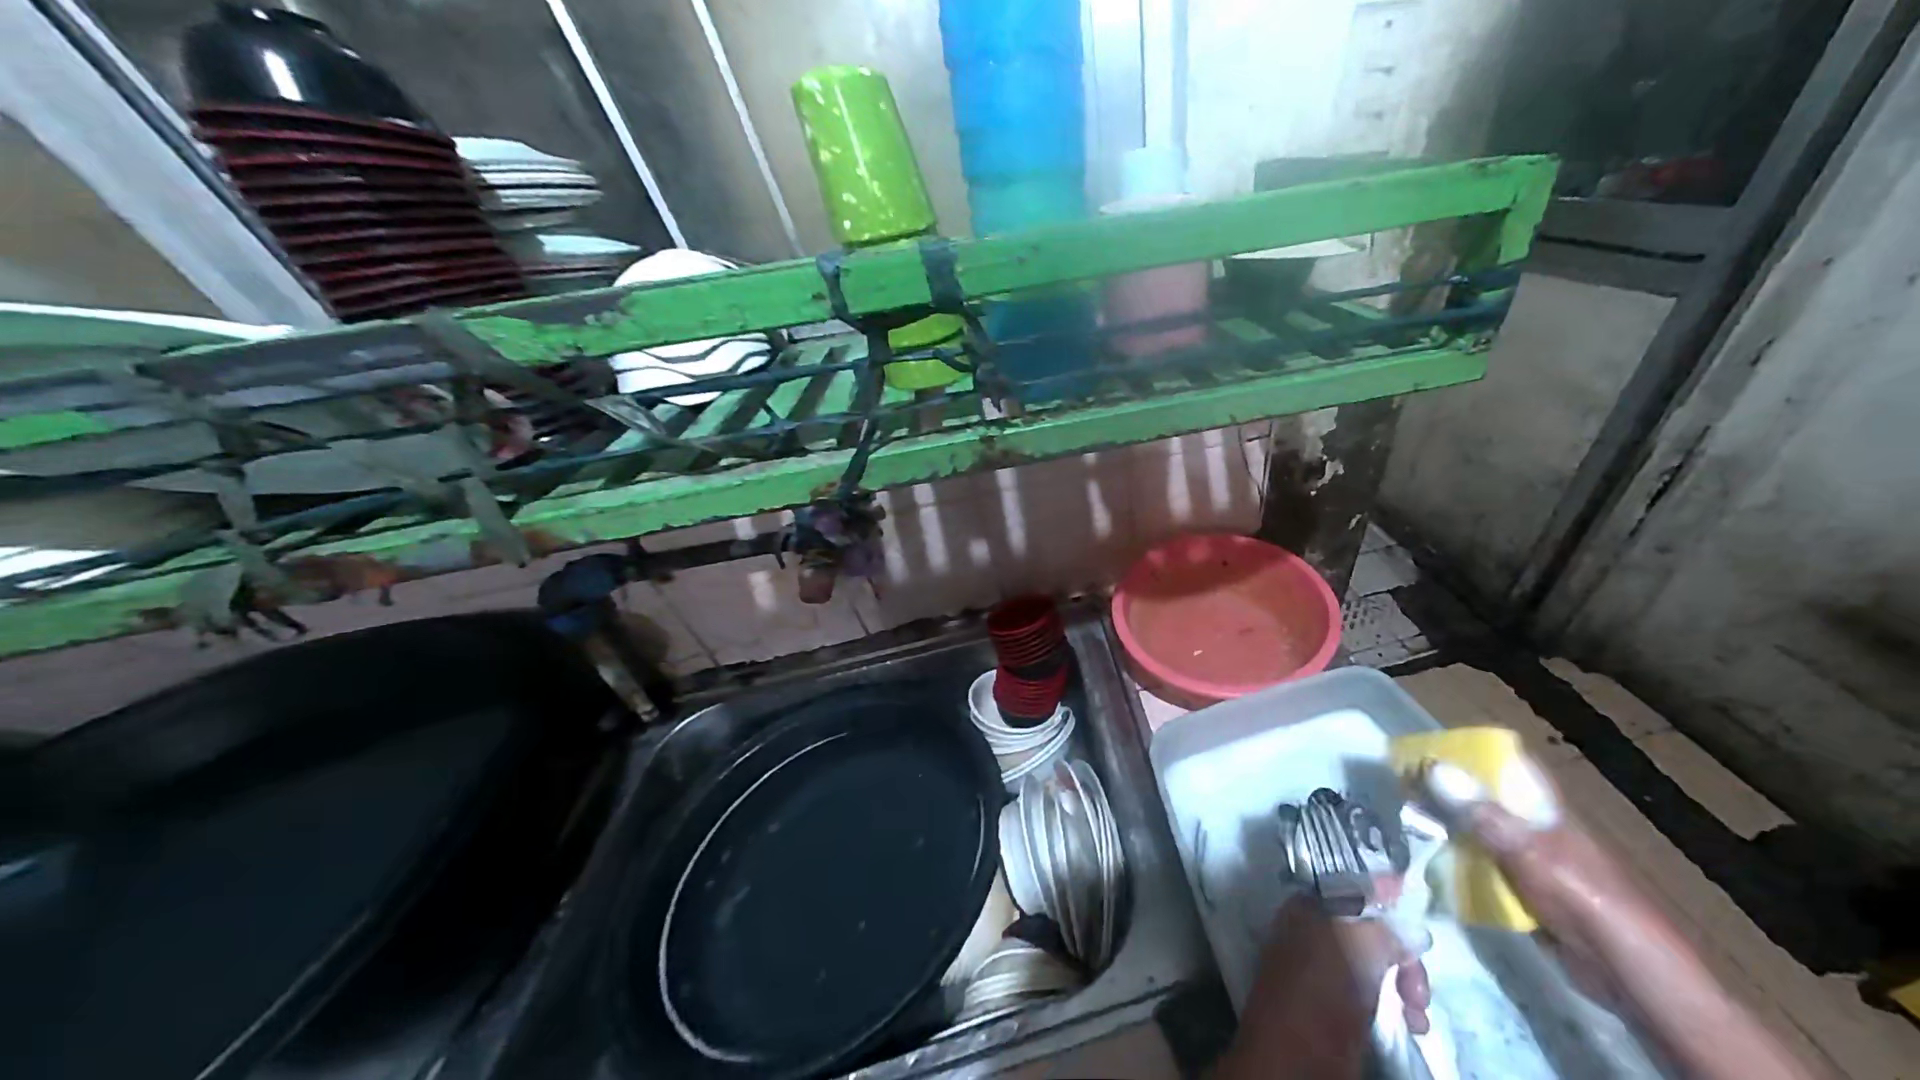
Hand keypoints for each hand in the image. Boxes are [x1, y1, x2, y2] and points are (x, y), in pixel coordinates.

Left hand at [1215, 895, 1430, 1079]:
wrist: (1294, 1063)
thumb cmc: (1318, 992)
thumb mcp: (1354, 949)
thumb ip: (1384, 931)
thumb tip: (1412, 928)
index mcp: (1306, 909)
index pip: (1346, 886)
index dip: (1378, 889)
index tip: (1409, 892)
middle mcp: (1313, 934)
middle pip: (1370, 929)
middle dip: (1402, 952)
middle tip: (1417, 985)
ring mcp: (1325, 973)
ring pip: (1379, 964)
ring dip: (1407, 984)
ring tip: (1417, 1013)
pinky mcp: (1339, 1009)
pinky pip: (1377, 995)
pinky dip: (1399, 1006)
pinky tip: (1414, 1025)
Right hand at [1424, 759, 1827, 1079]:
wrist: (1630, 980)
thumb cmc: (1591, 907)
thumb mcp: (1534, 857)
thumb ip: (1486, 818)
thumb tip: (1434, 768)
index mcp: (1542, 812)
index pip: (1505, 765)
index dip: (1466, 751)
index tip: (1419, 747)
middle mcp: (1531, 829)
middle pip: (1479, 798)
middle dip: (1439, 790)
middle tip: (1391, 786)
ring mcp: (1525, 862)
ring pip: (1472, 832)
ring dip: (1439, 825)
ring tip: (1395, 820)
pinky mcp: (1518, 892)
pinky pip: (1474, 866)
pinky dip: (1449, 861)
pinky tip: (1420, 861)